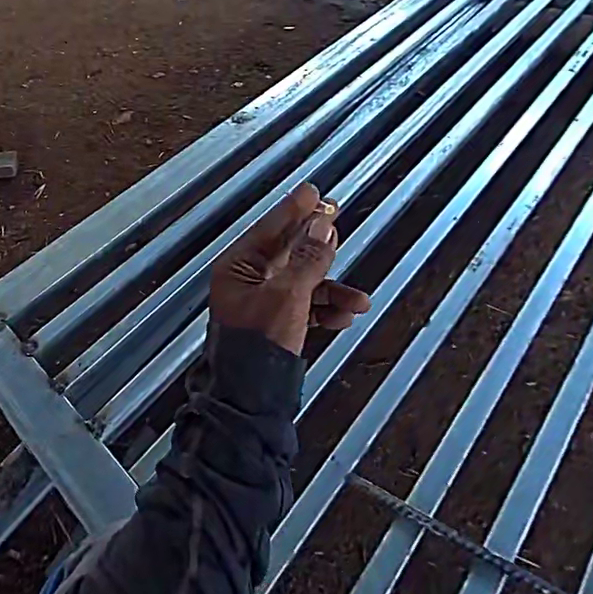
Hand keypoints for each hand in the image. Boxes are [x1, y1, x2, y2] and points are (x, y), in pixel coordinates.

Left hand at [208, 183, 371, 354]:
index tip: (312, 192)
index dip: (294, 209)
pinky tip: (344, 315)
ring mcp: (262, 302)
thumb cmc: (255, 348)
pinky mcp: (276, 323)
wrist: (250, 401)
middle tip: (335, 218)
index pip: (269, 227)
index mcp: (237, 267)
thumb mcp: (287, 296)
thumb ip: (308, 260)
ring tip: (355, 296)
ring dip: (331, 287)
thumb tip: (322, 226)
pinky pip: (305, 306)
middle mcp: (247, 280)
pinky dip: (326, 309)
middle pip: (287, 250)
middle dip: (316, 242)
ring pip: (302, 281)